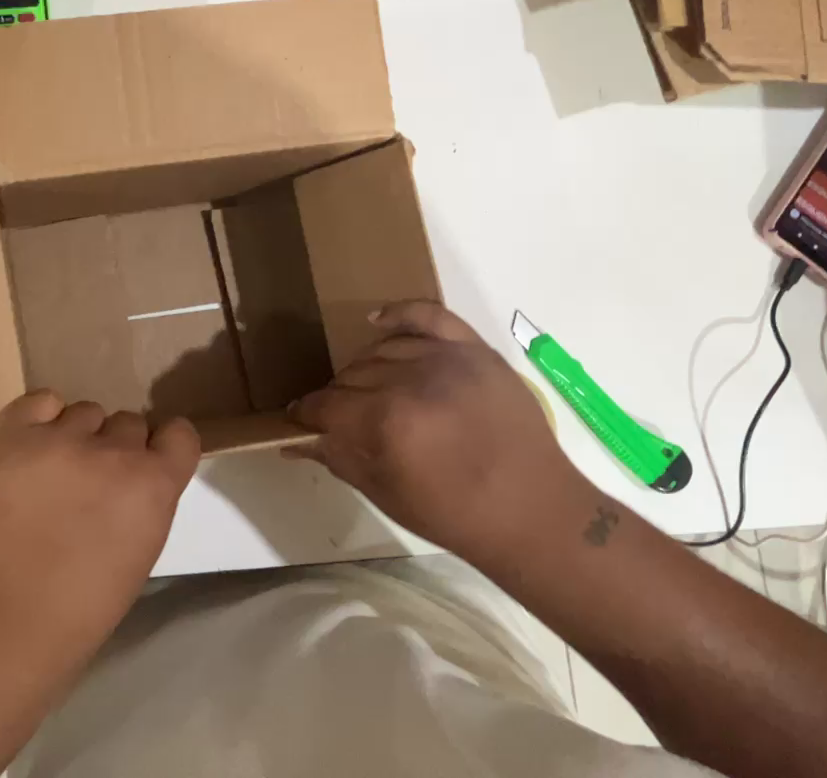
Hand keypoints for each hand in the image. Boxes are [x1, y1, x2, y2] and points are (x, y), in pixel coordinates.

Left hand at [0, 391, 200, 649]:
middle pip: (129, 422)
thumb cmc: (87, 604)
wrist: (13, 621)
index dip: (164, 448)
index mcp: (156, 485)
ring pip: (86, 412)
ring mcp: (63, 441)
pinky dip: (42, 418)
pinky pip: (41, 401)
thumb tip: (135, 472)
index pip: (179, 433)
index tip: (149, 463)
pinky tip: (37, 446)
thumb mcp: (145, 548)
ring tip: (57, 474)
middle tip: (93, 483)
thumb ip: (148, 498)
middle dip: (117, 448)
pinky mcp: (17, 439)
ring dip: (79, 436)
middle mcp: (115, 452)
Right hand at [287, 301, 585, 557]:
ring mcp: (447, 359)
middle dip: (337, 398)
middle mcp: (413, 381)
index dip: (307, 414)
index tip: (301, 421)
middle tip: (341, 418)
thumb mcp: (386, 493)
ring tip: (367, 391)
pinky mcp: (475, 350)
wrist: (533, 512)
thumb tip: (293, 439)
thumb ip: (336, 457)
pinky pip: (430, 315)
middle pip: (351, 376)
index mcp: (387, 422)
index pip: (326, 404)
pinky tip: (378, 323)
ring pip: (382, 350)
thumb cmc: (454, 513)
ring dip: (365, 369)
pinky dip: (401, 313)